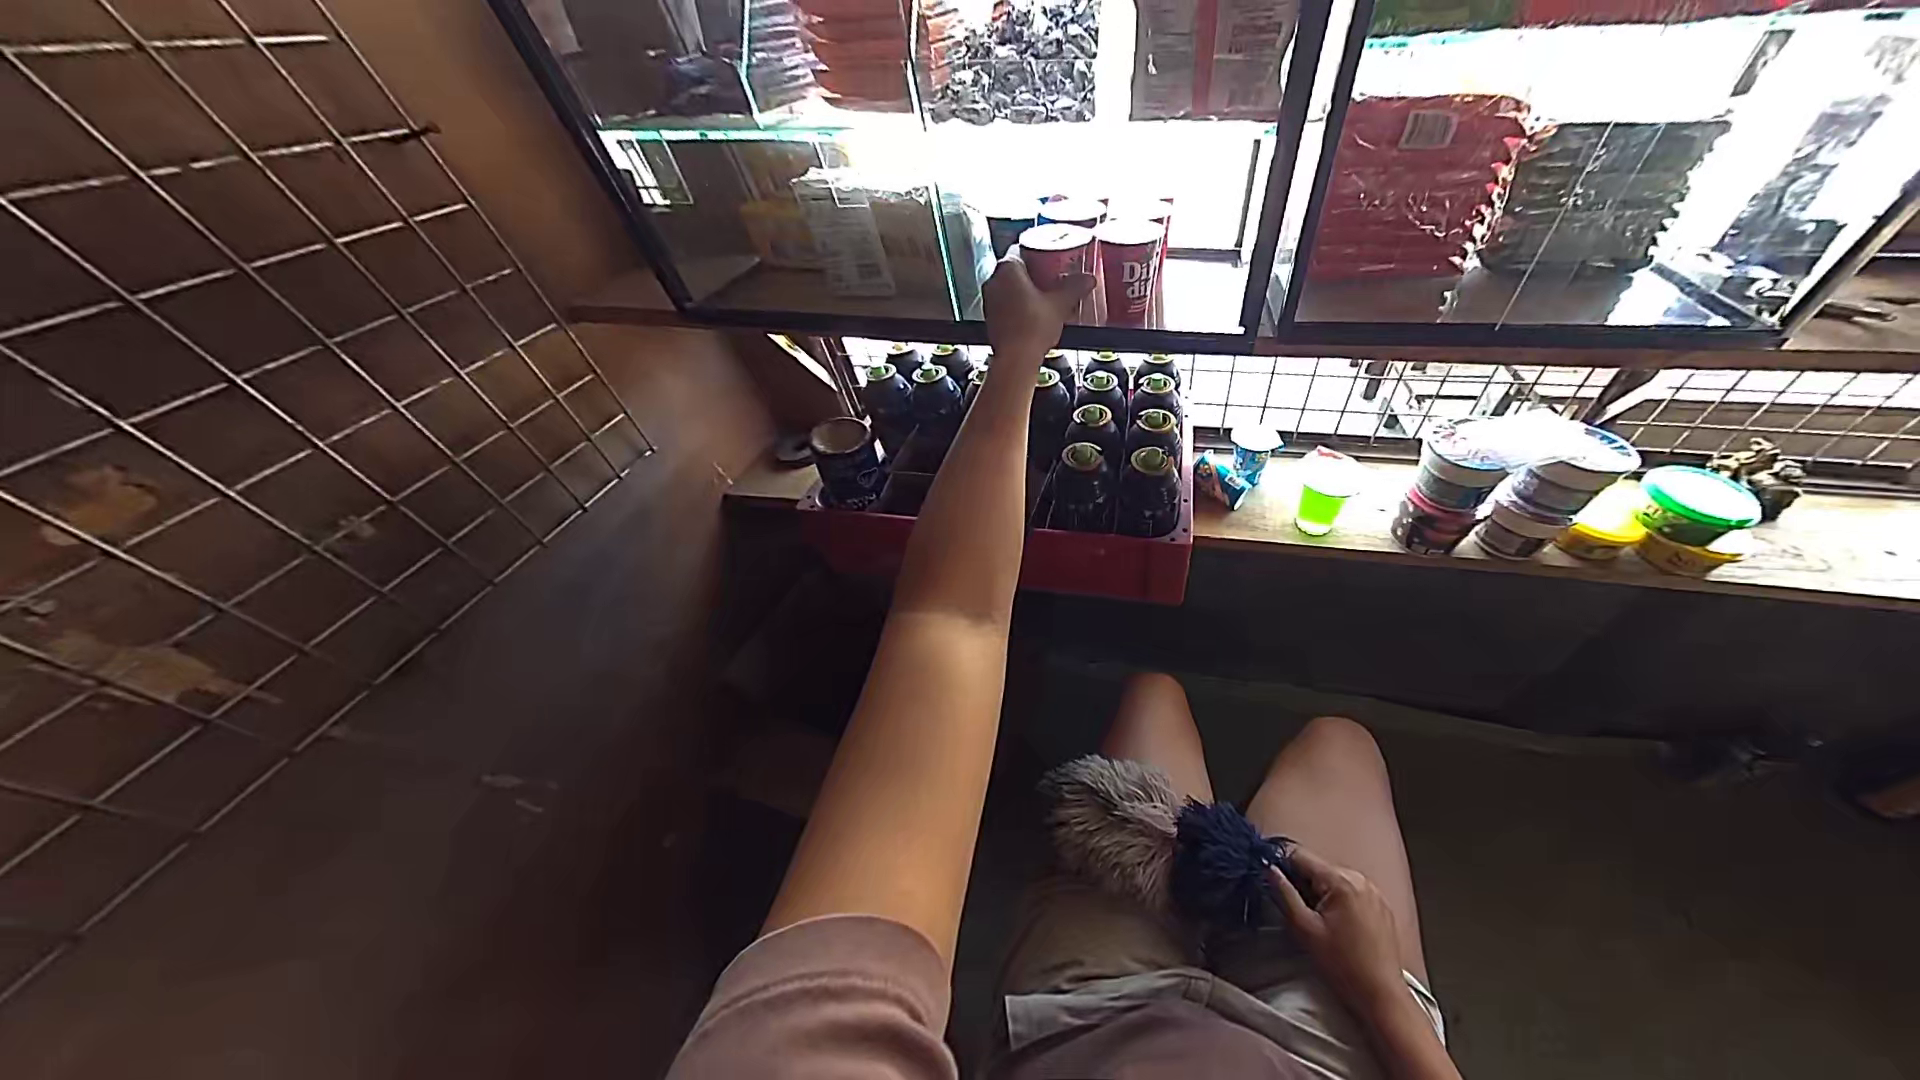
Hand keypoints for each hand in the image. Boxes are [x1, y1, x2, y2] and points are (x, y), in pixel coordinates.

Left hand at [982, 256, 1092, 361]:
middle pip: (1015, 270)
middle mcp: (993, 282)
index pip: (1021, 250)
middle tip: (1052, 278)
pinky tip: (1034, 315)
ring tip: (1045, 298)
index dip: (1037, 253)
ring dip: (1025, 291)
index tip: (1050, 259)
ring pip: (1009, 289)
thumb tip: (1088, 279)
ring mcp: (990, 302)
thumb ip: (1075, 287)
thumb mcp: (1060, 303)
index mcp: (1008, 269)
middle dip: (1033, 274)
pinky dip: (1019, 307)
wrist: (1016, 359)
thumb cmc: (1033, 327)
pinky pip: (1006, 306)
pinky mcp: (991, 320)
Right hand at [1269, 846, 1407, 1012]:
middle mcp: (1360, 878)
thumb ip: (1283, 892)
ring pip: (1331, 878)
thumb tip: (1268, 867)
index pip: (1298, 854)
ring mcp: (1373, 892)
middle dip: (1301, 882)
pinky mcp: (1381, 905)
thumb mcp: (1303, 927)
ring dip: (1318, 891)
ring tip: (1316, 919)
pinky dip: (1336, 899)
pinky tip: (1336, 924)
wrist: (1383, 998)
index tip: (1270, 880)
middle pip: (1316, 866)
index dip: (1279, 864)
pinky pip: (1349, 890)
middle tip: (1297, 909)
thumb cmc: (1342, 965)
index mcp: (1341, 880)